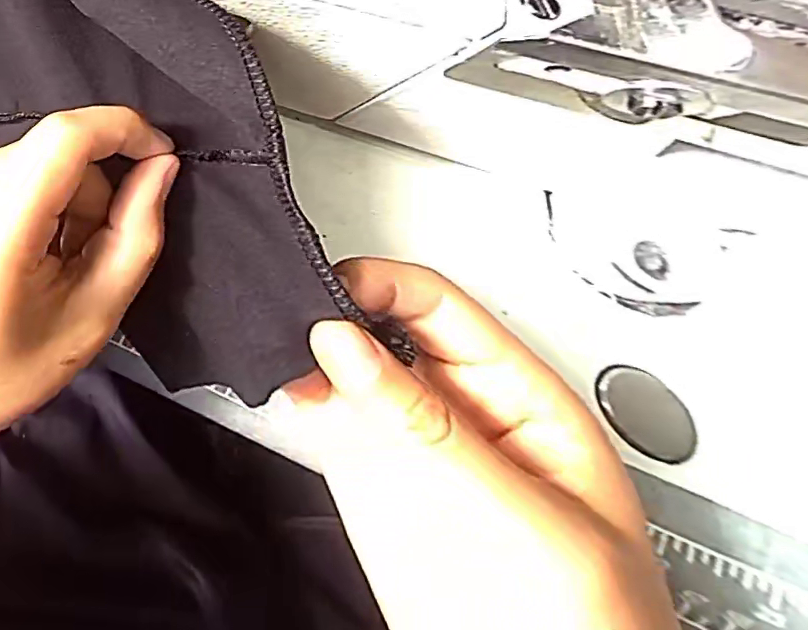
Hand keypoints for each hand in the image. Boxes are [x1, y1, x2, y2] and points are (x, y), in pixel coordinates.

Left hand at [0, 107, 180, 494]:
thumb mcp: (90, 316)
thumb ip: (135, 234)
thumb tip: (157, 170)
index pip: (66, 135)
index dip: (124, 130)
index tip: (157, 154)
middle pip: (59, 149)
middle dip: (97, 189)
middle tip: (90, 251)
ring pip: (40, 157)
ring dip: (67, 198)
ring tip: (53, 262)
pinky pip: (13, 169)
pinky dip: (38, 200)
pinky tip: (28, 251)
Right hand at [282, 259, 675, 629]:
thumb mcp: (525, 522)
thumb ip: (431, 428)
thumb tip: (346, 341)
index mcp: (516, 395)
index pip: (438, 305)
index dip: (380, 285)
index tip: (330, 293)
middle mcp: (453, 402)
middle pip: (379, 321)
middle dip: (331, 311)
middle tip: (297, 328)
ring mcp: (405, 434)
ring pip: (341, 361)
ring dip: (304, 351)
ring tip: (283, 362)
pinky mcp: (365, 467)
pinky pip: (319, 409)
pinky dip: (292, 392)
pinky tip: (282, 392)